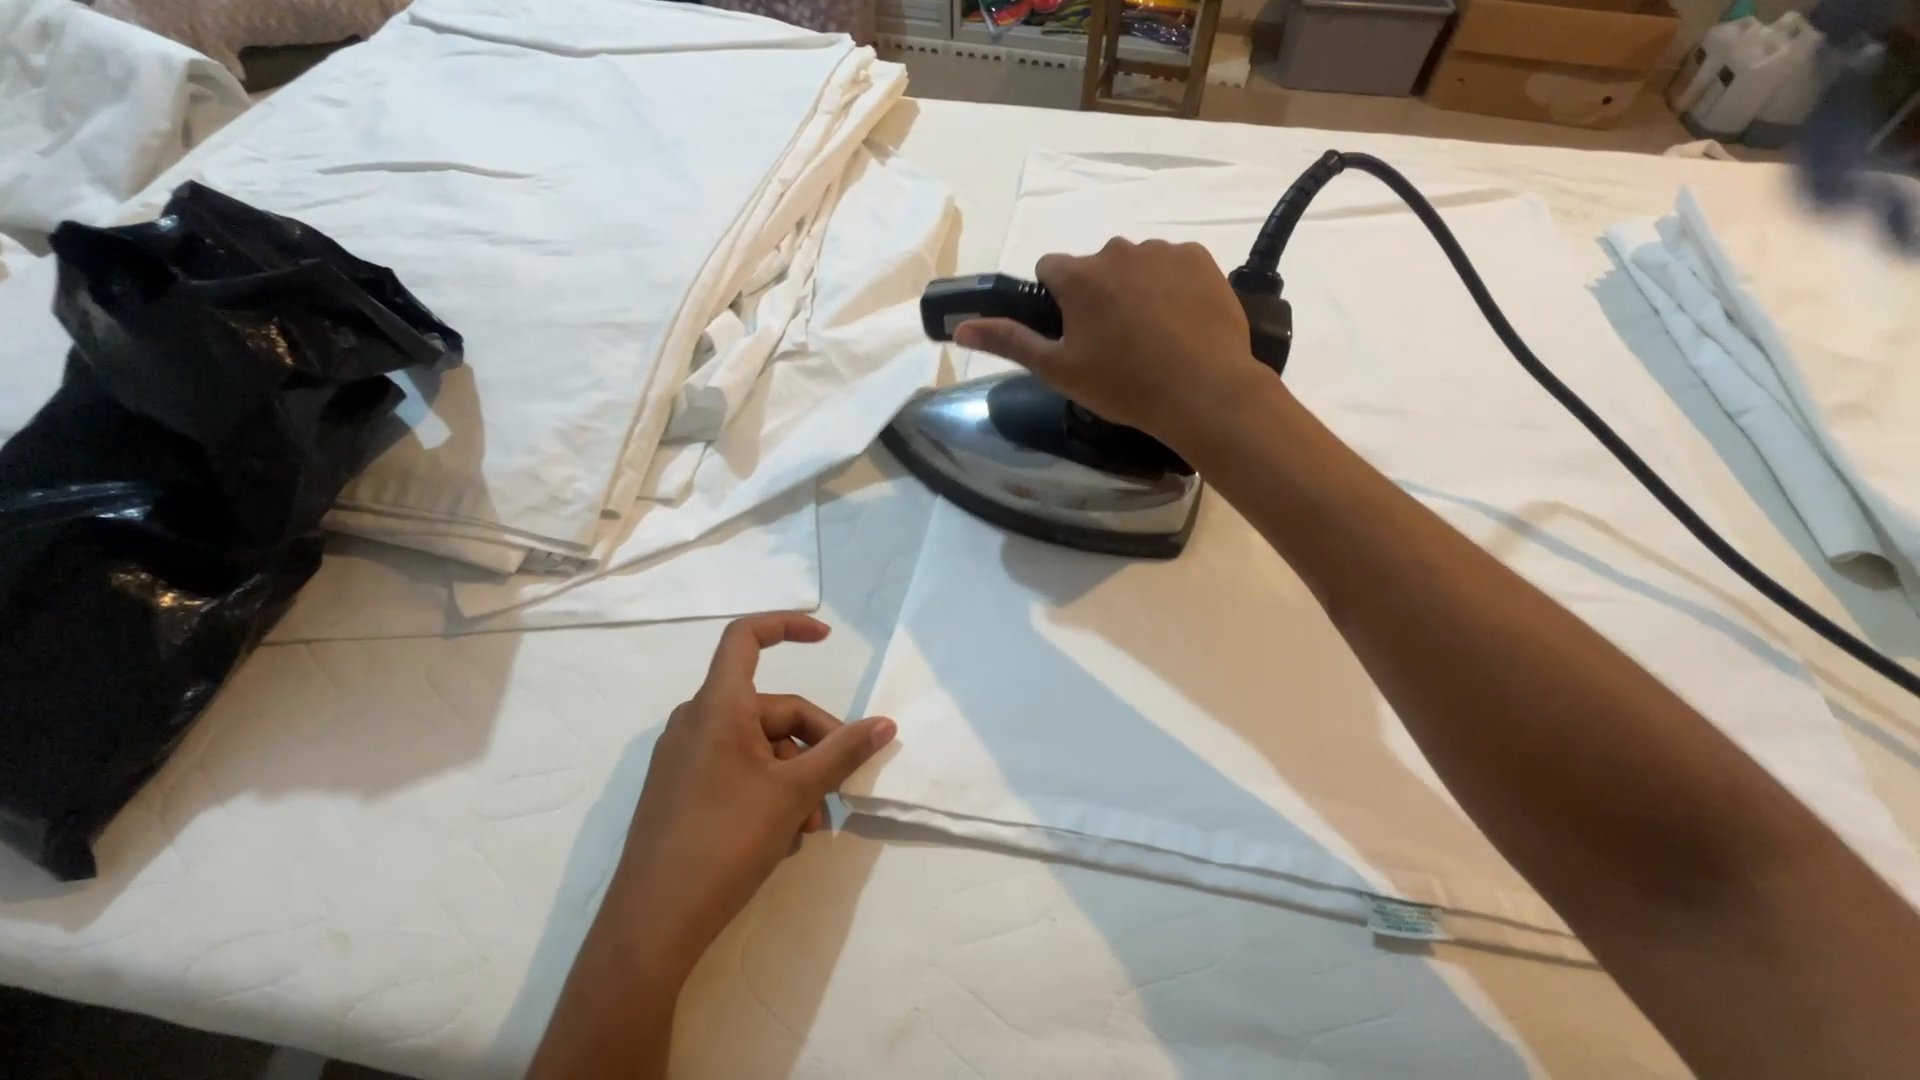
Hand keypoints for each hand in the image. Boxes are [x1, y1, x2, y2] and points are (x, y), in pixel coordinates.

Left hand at [603, 613, 895, 979]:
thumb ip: (842, 752)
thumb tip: (886, 724)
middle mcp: (696, 722)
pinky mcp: (680, 791)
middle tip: (840, 792)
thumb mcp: (794, 793)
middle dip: (814, 746)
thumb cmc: (726, 841)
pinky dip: (768, 792)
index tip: (826, 637)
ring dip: (796, 779)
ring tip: (810, 830)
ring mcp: (685, 759)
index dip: (787, 626)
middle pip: (772, 710)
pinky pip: (737, 771)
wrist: (653, 921)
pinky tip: (782, 838)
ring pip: (759, 748)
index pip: (746, 637)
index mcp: (718, 706)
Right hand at [954, 238, 1269, 445]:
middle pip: (1095, 268)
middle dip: (1098, 296)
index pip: (1049, 269)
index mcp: (1078, 276)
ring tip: (1153, 337)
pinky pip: (1174, 266)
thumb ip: (1009, 342)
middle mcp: (1117, 251)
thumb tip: (961, 328)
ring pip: (1136, 266)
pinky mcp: (1201, 259)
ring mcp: (1163, 251)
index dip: (1056, 301)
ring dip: (1136, 290)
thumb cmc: (1124, 386)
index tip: (1072, 333)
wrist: (1204, 392)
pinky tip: (1181, 325)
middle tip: (1114, 344)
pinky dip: (1172, 288)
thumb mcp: (1059, 370)